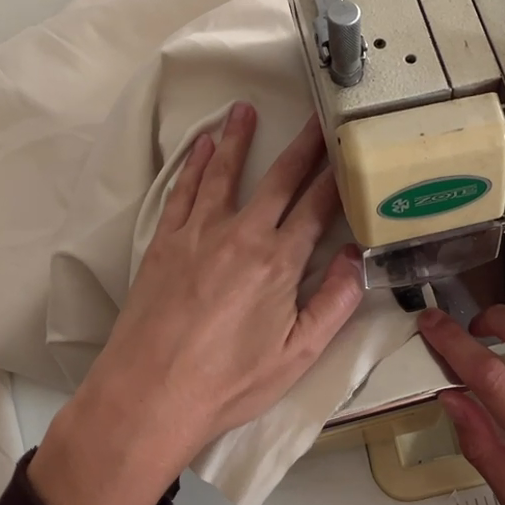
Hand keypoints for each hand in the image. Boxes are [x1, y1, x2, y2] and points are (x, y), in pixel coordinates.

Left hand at [30, 103, 363, 504]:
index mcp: (279, 262)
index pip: (318, 206)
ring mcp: (198, 234)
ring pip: (224, 174)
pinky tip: (202, 146)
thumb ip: (334, 303)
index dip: (337, 175)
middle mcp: (241, 235)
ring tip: (245, 108)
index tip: (349, 146)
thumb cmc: (228, 384)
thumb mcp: (298, 356)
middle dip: (302, 145)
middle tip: (316, 113)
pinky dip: (195, 165)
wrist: (147, 396)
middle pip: (279, 179)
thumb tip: (357, 258)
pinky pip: (184, 191)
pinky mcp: (165, 242)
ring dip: (238, 139)